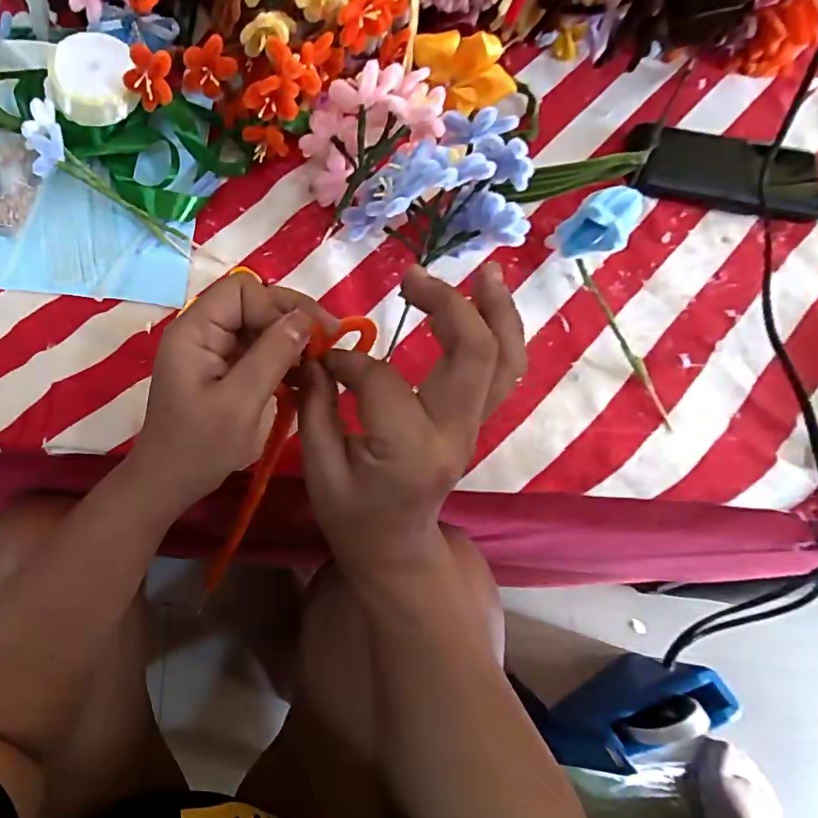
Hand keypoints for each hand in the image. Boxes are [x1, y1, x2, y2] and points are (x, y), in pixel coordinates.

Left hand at [128, 271, 328, 506]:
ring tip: (317, 362)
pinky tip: (301, 376)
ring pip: (257, 327)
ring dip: (288, 340)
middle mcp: (199, 333)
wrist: (168, 483)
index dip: (279, 306)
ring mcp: (209, 353)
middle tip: (327, 343)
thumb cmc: (198, 447)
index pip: (242, 291)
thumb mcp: (239, 403)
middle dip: (290, 319)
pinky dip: (278, 359)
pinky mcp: (219, 372)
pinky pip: (254, 352)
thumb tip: (304, 320)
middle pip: (252, 304)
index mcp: (193, 331)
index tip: (311, 336)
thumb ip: (271, 356)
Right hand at [299, 264, 525, 575]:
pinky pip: (502, 374)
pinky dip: (502, 334)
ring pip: (503, 360)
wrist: (392, 548)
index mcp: (408, 449)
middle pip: (472, 353)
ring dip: (496, 311)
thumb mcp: (319, 468)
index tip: (321, 360)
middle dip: (445, 305)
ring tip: (487, 269)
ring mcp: (471, 430)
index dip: (346, 361)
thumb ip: (316, 407)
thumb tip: (313, 355)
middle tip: (410, 277)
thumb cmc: (350, 515)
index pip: (381, 380)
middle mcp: (452, 434)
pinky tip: (489, 305)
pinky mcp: (474, 425)